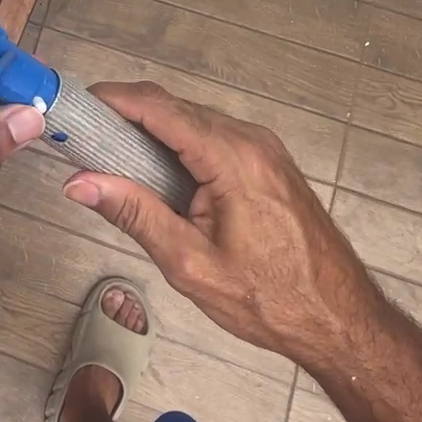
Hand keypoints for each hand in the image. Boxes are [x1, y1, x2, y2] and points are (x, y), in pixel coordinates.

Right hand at [61, 81, 380, 367]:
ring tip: (108, 147)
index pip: (161, 108)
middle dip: (126, 111)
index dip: (115, 98)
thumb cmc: (267, 299)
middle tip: (83, 130)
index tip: (78, 102)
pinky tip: (154, 163)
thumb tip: (78, 183)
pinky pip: (212, 134)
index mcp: (231, 159)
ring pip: (193, 118)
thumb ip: (133, 213)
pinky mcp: (268, 161)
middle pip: (175, 106)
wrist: (343, 323)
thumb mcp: (189, 262)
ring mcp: (263, 148)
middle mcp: (250, 140)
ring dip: (150, 124)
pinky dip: (176, 138)